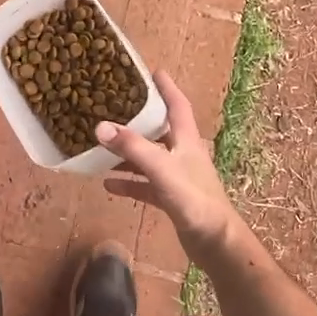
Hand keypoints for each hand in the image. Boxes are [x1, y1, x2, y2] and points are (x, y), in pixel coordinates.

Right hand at [97, 70, 240, 259]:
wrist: (216, 243)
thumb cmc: (195, 200)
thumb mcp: (162, 168)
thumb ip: (133, 148)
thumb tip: (100, 126)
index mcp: (187, 140)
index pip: (177, 105)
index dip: (166, 88)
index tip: (152, 72)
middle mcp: (183, 154)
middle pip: (160, 130)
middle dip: (139, 118)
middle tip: (114, 106)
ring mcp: (177, 178)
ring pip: (149, 158)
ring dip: (128, 152)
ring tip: (102, 145)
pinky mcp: (172, 199)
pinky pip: (145, 185)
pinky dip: (128, 183)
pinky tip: (108, 185)